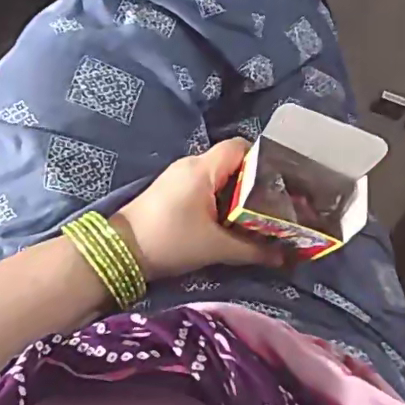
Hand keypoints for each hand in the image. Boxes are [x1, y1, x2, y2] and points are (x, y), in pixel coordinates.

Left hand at [113, 139, 285, 280]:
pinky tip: (228, 221)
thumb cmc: (170, 241)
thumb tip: (284, 256)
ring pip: (217, 177)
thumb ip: (253, 250)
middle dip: (253, 183)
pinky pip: (203, 187)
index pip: (241, 147)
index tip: (279, 185)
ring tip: (255, 216)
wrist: (120, 252)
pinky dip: (219, 200)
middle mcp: (190, 166)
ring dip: (235, 194)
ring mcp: (177, 178)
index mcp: (202, 168)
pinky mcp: (169, 192)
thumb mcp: (215, 247)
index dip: (263, 161)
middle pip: (231, 163)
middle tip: (273, 205)